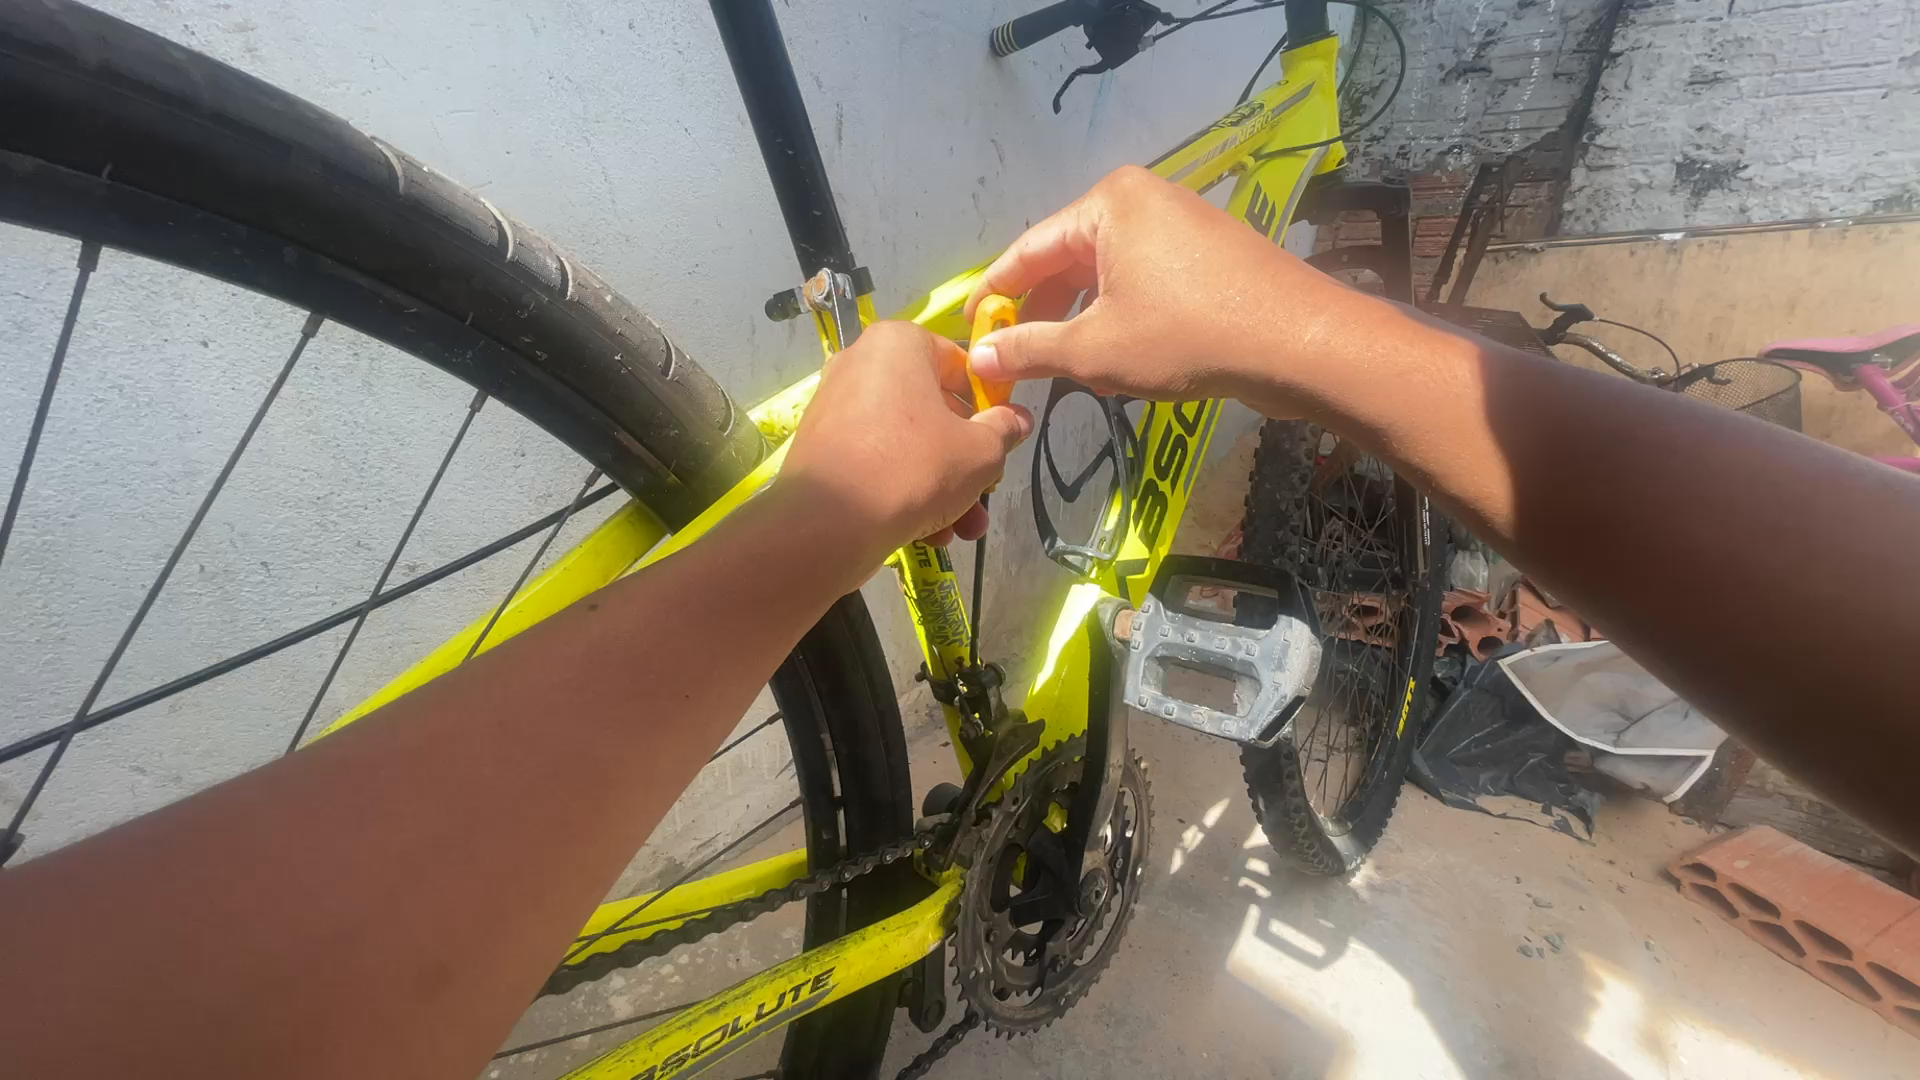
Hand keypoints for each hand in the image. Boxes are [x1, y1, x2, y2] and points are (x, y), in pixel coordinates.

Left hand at [779, 321, 1032, 563]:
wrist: (827, 525)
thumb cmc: (914, 467)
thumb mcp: (980, 452)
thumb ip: (1004, 430)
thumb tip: (1018, 418)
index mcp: (899, 344)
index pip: (959, 363)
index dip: (988, 403)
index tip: (1002, 438)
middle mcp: (861, 365)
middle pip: (933, 412)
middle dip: (965, 462)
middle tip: (984, 496)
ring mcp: (837, 409)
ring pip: (907, 446)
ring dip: (941, 490)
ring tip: (962, 531)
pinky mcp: (823, 451)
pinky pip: (877, 464)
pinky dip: (903, 494)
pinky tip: (926, 535)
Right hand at [964, 166, 1366, 412]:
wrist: (1298, 345)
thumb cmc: (1185, 337)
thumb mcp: (1094, 349)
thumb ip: (1029, 350)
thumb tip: (979, 357)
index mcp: (1106, 205)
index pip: (1026, 251)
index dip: (992, 296)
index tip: (968, 333)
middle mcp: (1139, 202)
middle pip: (1064, 262)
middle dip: (1037, 314)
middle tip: (1011, 361)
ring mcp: (1175, 225)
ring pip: (1101, 278)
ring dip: (1075, 323)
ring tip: (1058, 368)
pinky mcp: (1201, 255)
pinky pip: (1136, 283)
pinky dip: (1114, 319)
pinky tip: (1109, 359)